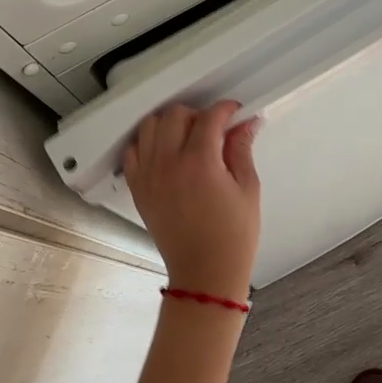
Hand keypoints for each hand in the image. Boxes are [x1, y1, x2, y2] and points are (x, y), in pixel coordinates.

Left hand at [124, 101, 260, 301]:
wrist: (205, 273)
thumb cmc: (231, 239)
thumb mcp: (248, 189)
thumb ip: (242, 150)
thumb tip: (246, 125)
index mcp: (200, 163)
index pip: (208, 117)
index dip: (225, 110)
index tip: (233, 113)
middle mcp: (169, 165)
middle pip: (175, 115)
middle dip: (197, 114)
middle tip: (213, 128)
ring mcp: (149, 177)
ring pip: (150, 127)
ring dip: (169, 124)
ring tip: (188, 137)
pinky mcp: (139, 190)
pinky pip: (133, 152)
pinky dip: (147, 144)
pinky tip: (164, 152)